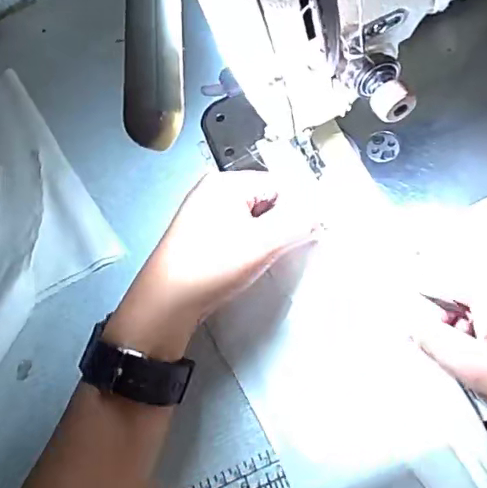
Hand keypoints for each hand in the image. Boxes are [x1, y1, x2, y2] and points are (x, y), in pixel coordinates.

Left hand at [107, 171, 320, 359]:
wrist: (165, 304)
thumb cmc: (209, 268)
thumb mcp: (264, 243)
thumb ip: (299, 224)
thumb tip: (321, 215)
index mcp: (226, 183)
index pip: (281, 184)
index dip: (298, 209)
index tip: (307, 233)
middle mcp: (213, 192)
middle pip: (268, 200)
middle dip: (282, 225)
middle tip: (279, 250)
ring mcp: (205, 214)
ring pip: (255, 220)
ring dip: (266, 239)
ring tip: (259, 260)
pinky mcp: (202, 237)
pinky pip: (239, 233)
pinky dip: (249, 247)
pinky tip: (245, 265)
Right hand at [408, 256, 486, 487]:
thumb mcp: (481, 371)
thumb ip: (433, 338)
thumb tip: (406, 314)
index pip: (423, 267)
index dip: (408, 297)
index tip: (407, 328)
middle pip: (450, 269)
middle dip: (437, 304)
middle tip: (442, 349)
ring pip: (475, 283)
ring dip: (463, 312)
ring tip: (474, 356)